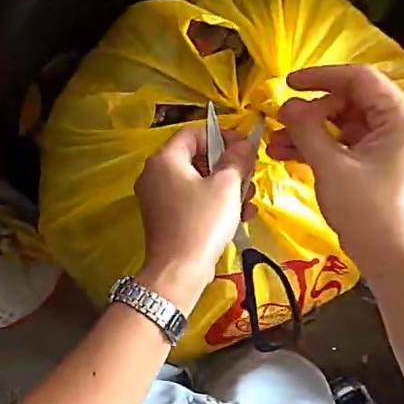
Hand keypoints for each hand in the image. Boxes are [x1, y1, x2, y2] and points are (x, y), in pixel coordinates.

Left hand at [133, 124, 254, 311]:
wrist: (179, 270)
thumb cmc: (202, 222)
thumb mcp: (226, 186)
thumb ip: (237, 158)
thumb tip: (244, 144)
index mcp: (164, 159)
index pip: (194, 133)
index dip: (222, 136)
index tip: (245, 149)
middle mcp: (154, 175)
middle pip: (196, 158)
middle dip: (227, 166)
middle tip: (249, 177)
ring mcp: (156, 198)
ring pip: (197, 182)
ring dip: (225, 188)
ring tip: (248, 201)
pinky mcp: (164, 219)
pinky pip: (191, 201)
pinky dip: (213, 203)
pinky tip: (238, 216)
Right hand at [270, 64, 403, 268]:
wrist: (386, 252)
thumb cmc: (365, 209)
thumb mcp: (331, 166)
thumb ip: (307, 129)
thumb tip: (287, 106)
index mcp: (399, 116)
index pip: (358, 79)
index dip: (320, 78)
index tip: (288, 84)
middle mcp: (398, 124)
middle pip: (348, 101)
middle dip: (311, 111)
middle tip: (280, 122)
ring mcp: (387, 143)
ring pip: (342, 123)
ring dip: (309, 130)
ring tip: (276, 142)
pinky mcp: (375, 161)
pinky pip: (343, 143)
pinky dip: (318, 146)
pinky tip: (288, 153)